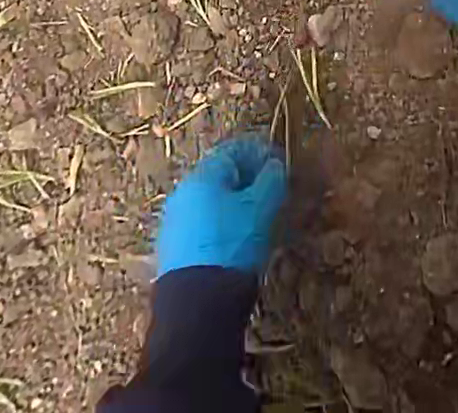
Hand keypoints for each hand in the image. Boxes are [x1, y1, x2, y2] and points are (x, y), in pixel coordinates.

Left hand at [154, 137, 286, 276]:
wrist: (198, 309)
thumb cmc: (234, 244)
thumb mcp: (263, 205)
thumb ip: (272, 177)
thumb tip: (274, 165)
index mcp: (202, 177)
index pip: (235, 149)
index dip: (261, 151)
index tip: (281, 162)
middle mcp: (183, 195)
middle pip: (223, 175)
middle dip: (251, 178)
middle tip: (275, 188)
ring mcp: (176, 224)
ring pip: (215, 201)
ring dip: (240, 202)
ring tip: (264, 215)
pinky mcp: (176, 251)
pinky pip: (207, 224)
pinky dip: (228, 223)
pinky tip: (244, 238)